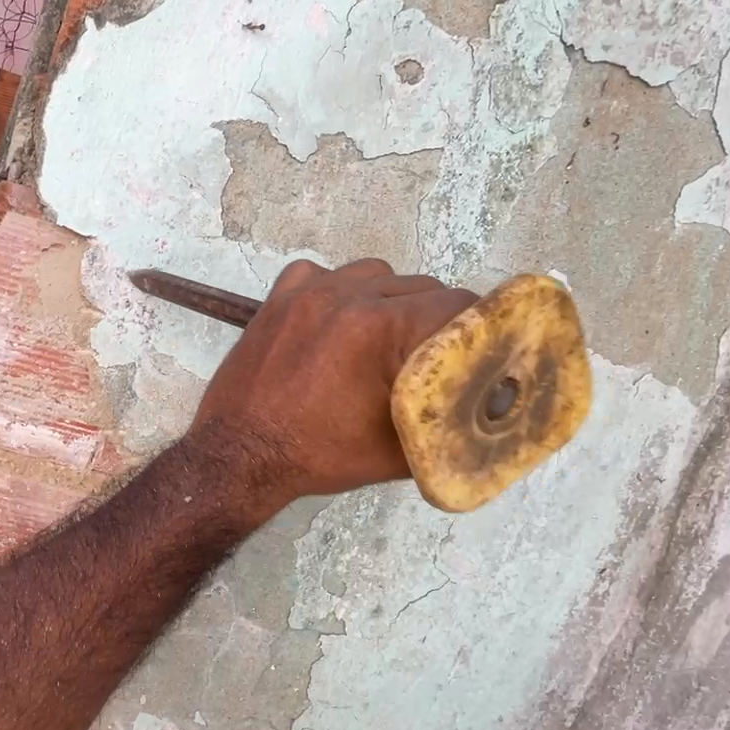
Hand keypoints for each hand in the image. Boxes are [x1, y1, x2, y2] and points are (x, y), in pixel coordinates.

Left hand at [184, 258, 477, 522]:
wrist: (239, 455)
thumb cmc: (318, 456)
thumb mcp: (401, 447)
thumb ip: (449, 416)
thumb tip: (489, 405)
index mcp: (379, 328)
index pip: (458, 306)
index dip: (480, 329)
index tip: (482, 349)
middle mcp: (343, 298)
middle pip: (420, 287)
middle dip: (436, 319)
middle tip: (436, 353)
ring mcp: (305, 294)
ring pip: (374, 275)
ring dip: (390, 299)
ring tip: (385, 337)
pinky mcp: (276, 300)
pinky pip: (321, 274)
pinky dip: (337, 290)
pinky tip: (338, 320)